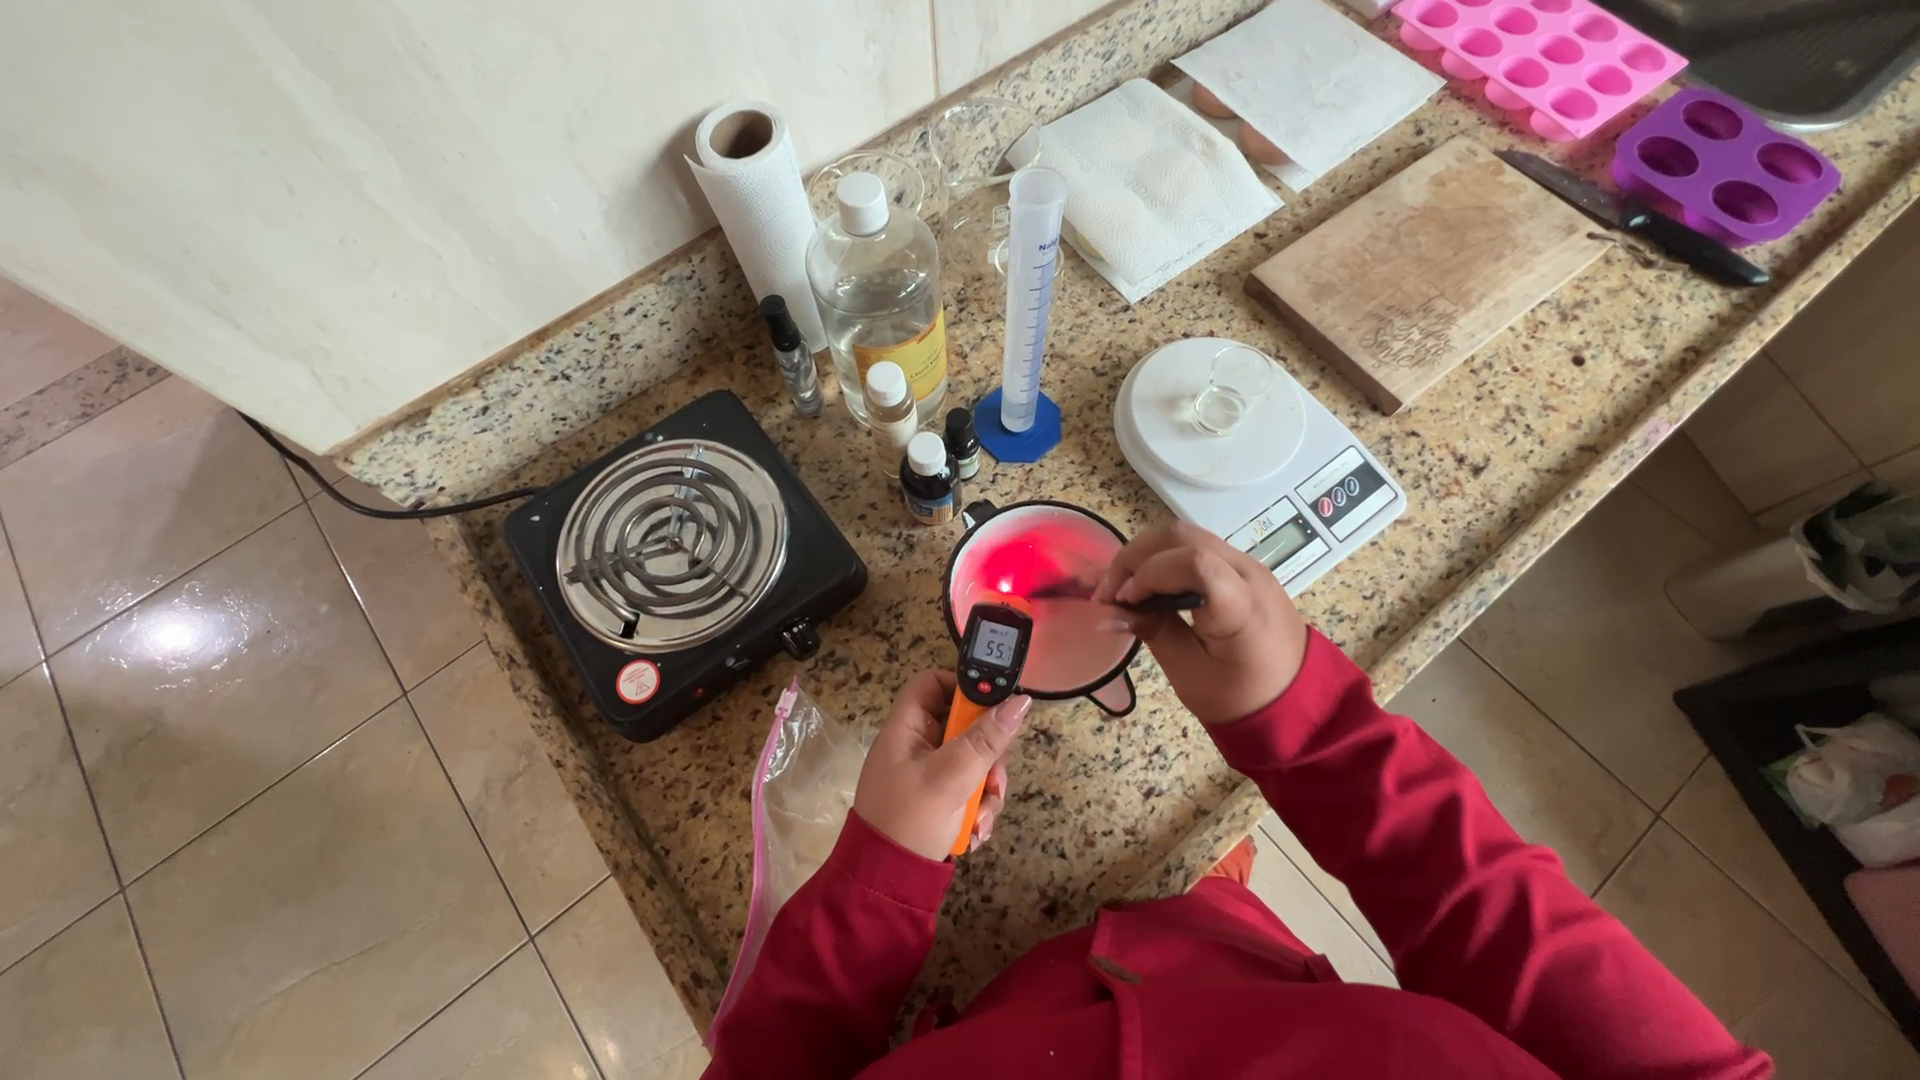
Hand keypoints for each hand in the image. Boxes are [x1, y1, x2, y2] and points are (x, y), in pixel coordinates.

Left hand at [853, 670, 1031, 860]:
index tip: (993, 706)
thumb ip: (986, 739)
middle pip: (963, 726)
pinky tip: (975, 831)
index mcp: (906, 729)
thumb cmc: (910, 822)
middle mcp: (915, 747)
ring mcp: (926, 775)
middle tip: (994, 777)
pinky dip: (976, 809)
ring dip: (985, 789)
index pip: (932, 684)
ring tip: (982, 815)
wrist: (886, 888)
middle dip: (986, 755)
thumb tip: (1020, 701)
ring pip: (972, 762)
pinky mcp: (937, 801)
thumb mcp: (951, 777)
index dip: (963, 686)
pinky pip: (968, 790)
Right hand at [1093, 521, 1309, 725]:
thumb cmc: (1241, 697)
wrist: (1298, 701)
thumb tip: (1109, 612)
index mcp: (1242, 606)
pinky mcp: (1243, 569)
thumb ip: (1152, 632)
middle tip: (1108, 592)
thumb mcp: (1189, 673)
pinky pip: (1197, 548)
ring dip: (1146, 555)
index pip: (1192, 561)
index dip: (1147, 573)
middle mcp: (1249, 573)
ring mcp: (1249, 565)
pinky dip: (1163, 559)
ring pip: (1186, 535)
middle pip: (1181, 536)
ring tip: (1122, 588)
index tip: (1121, 602)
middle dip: (1134, 557)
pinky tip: (1146, 585)